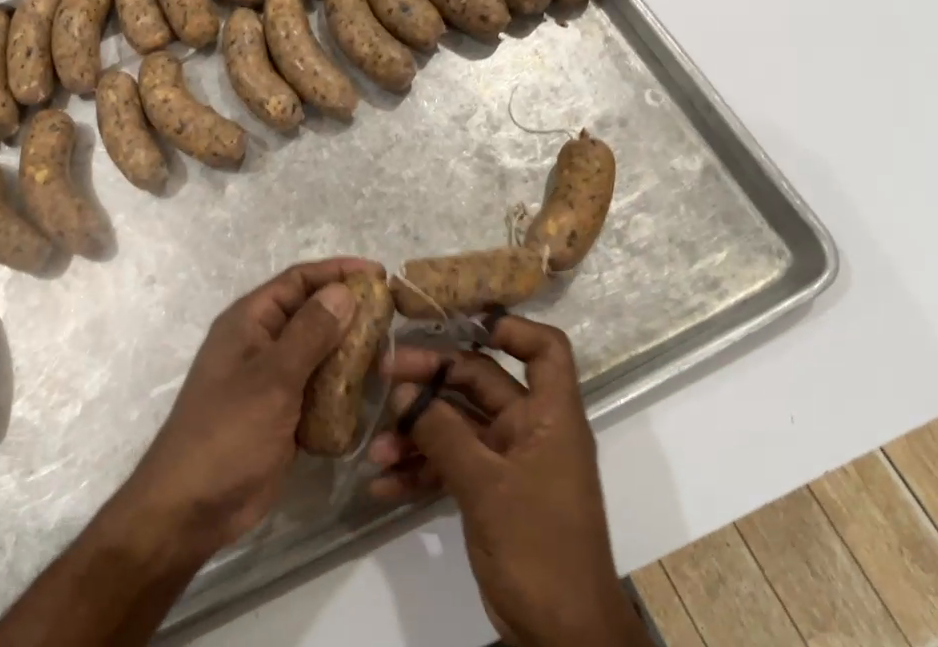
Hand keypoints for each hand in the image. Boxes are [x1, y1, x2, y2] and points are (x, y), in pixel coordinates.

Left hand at [108, 257, 379, 560]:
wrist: (193, 506)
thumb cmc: (227, 433)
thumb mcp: (272, 378)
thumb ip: (309, 333)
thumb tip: (342, 291)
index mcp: (248, 322)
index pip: (297, 281)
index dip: (337, 272)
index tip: (379, 273)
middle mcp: (260, 344)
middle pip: (311, 316)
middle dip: (350, 313)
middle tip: (394, 317)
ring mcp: (270, 382)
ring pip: (318, 355)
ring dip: (350, 354)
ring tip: (391, 355)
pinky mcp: (282, 415)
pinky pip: (318, 391)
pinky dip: (342, 390)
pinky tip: (372, 394)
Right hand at [367, 316, 649, 646]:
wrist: (561, 631)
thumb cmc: (539, 546)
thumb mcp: (487, 486)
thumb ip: (443, 434)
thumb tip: (404, 393)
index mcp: (550, 417)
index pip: (545, 350)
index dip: (510, 328)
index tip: (458, 322)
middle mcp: (531, 431)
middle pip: (480, 383)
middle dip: (430, 381)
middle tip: (382, 377)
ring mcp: (509, 463)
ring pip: (456, 427)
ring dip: (415, 434)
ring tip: (375, 449)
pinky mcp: (490, 494)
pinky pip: (450, 467)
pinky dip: (419, 471)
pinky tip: (382, 485)